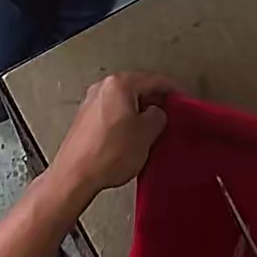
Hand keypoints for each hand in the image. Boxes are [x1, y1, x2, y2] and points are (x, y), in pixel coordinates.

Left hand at [51, 73, 178, 194]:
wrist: (75, 175)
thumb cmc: (107, 154)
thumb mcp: (147, 134)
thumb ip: (159, 116)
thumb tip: (157, 114)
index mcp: (119, 85)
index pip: (154, 80)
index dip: (173, 89)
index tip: (182, 97)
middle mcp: (102, 88)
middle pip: (137, 87)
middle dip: (156, 100)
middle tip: (171, 112)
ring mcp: (91, 102)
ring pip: (124, 100)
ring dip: (140, 111)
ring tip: (152, 128)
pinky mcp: (85, 119)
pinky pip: (112, 112)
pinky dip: (125, 119)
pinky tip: (132, 136)